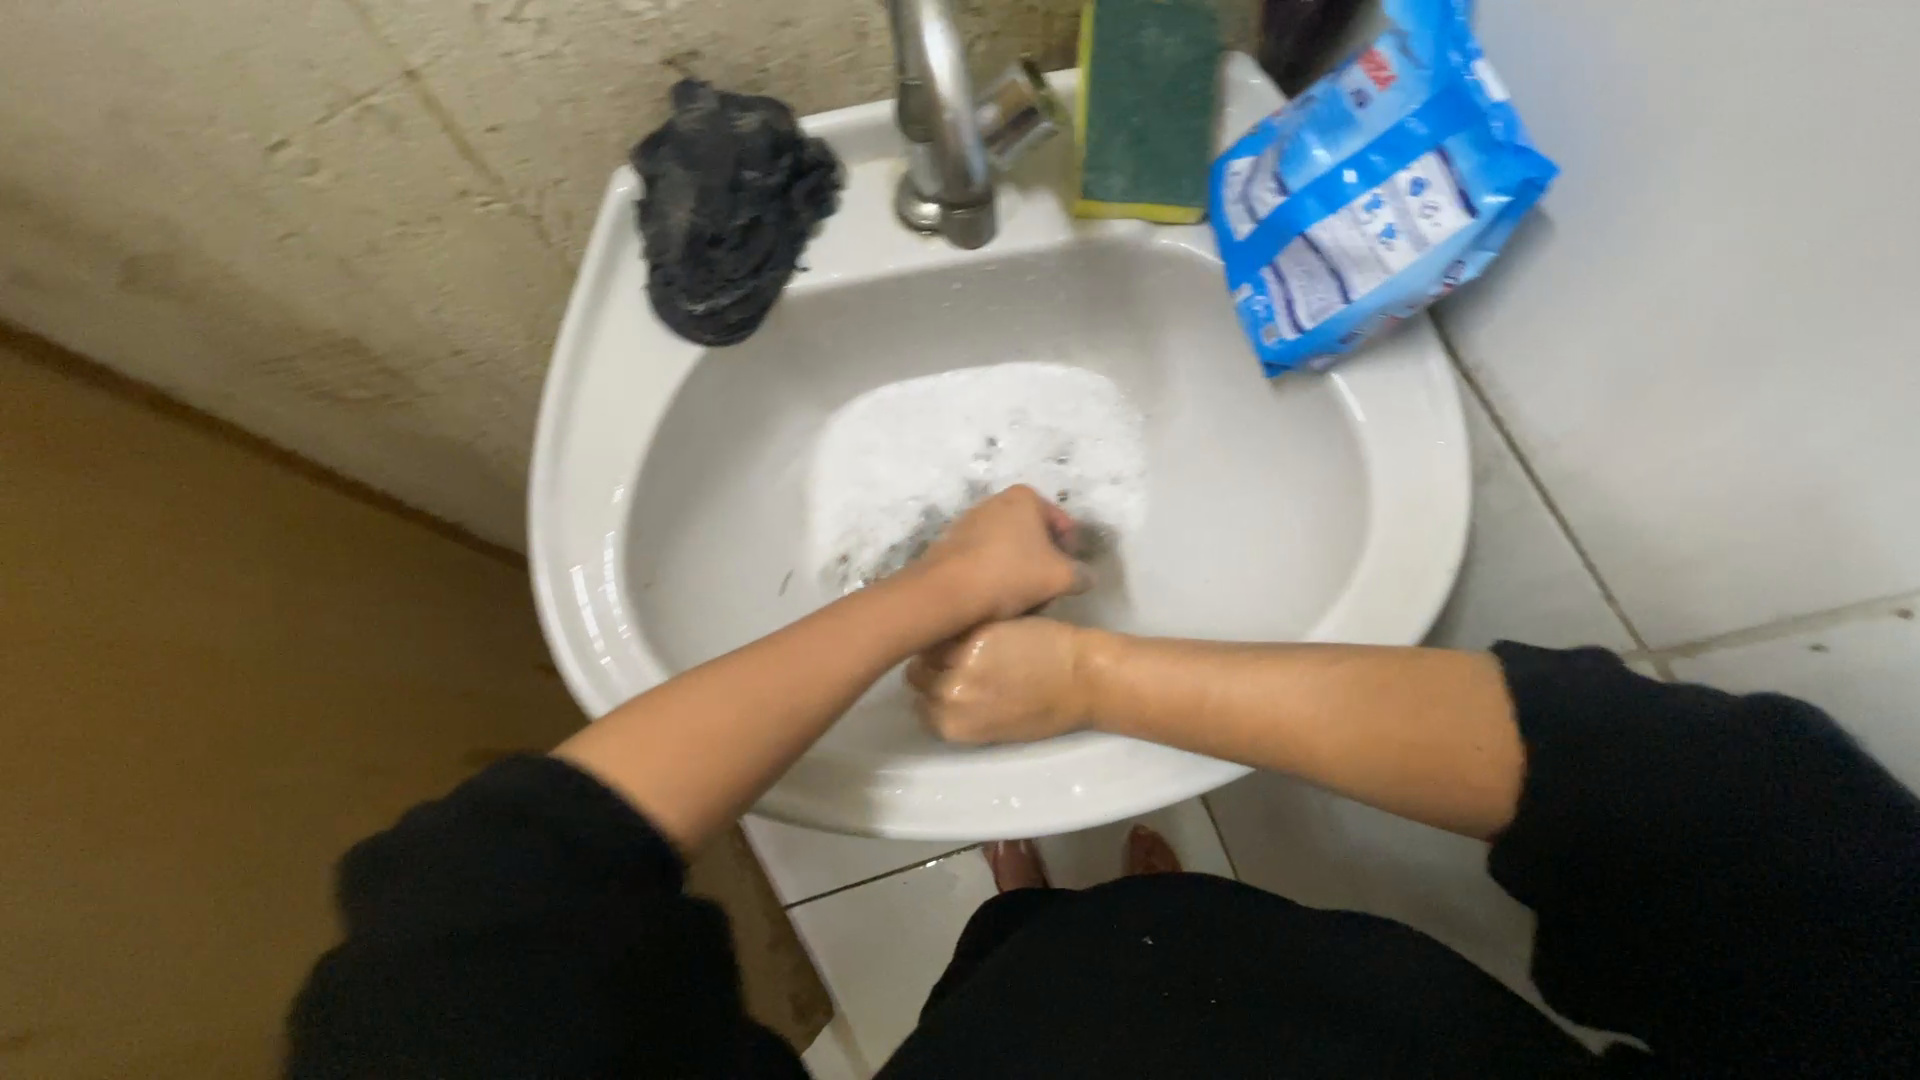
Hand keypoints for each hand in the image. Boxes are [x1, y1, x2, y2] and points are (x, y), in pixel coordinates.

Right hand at [907, 617, 1093, 743]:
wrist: (1084, 679)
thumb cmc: (1049, 710)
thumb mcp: (995, 727)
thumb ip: (962, 713)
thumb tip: (938, 692)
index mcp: (952, 726)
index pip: (918, 705)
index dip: (933, 689)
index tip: (947, 679)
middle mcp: (949, 697)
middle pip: (916, 675)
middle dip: (933, 666)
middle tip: (958, 657)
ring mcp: (959, 664)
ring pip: (929, 646)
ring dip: (944, 643)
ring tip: (968, 640)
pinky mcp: (974, 634)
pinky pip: (953, 627)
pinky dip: (962, 626)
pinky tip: (981, 626)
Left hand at [916, 485, 1089, 622]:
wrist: (947, 591)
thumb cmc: (1010, 574)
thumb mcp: (1060, 577)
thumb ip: (1081, 574)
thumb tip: (1086, 577)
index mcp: (1024, 497)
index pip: (1061, 522)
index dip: (1071, 550)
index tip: (1069, 575)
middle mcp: (995, 500)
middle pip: (1033, 534)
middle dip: (1043, 560)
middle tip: (1047, 588)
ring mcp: (968, 520)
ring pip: (1008, 547)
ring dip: (1019, 569)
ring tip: (1021, 598)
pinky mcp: (949, 543)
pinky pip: (983, 558)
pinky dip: (994, 574)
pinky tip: (995, 597)